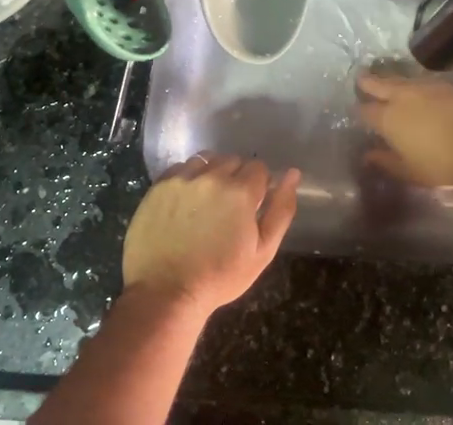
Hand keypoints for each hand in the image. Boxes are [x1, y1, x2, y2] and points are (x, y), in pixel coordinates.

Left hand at [122, 154, 300, 314]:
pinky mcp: (159, 185)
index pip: (259, 168)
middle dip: (237, 178)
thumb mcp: (263, 251)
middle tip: (230, 208)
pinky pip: (181, 167)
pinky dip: (189, 177)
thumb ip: (281, 209)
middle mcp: (212, 176)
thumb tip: (293, 174)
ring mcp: (182, 179)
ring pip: (207, 160)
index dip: (259, 187)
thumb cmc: (220, 277)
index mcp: (241, 191)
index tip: (252, 207)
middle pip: (233, 160)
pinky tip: (186, 201)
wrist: (165, 293)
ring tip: (208, 201)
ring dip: (213, 173)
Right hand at [357, 74, 452, 187]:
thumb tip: (368, 156)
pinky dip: (416, 85)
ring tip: (388, 82)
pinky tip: (418, 89)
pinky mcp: (445, 85)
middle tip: (361, 78)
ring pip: (402, 79)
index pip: (366, 110)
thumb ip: (386, 161)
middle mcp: (403, 96)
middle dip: (369, 82)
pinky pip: (424, 82)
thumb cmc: (439, 165)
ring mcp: (425, 87)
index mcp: (388, 118)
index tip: (358, 109)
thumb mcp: (408, 171)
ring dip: (392, 81)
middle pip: (380, 84)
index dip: (360, 110)